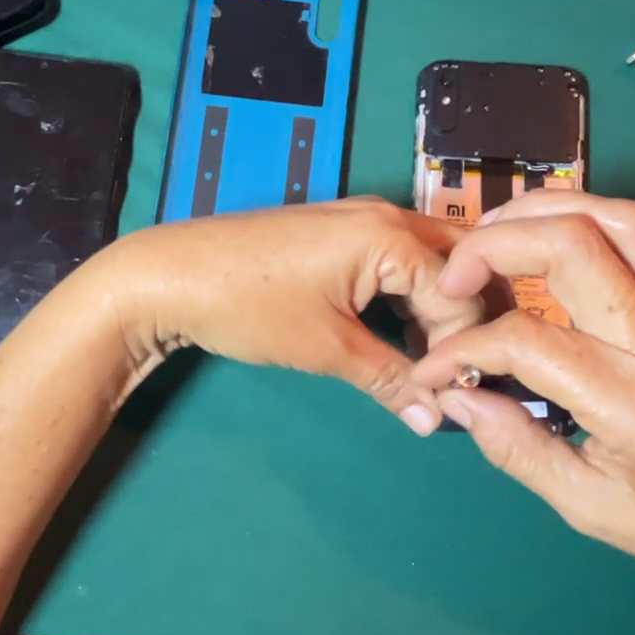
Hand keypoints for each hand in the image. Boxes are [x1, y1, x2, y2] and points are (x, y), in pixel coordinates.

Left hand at [88, 199, 482, 435]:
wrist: (170, 276)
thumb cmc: (250, 306)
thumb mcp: (326, 348)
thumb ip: (391, 380)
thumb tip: (436, 420)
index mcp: (391, 235)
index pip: (459, 292)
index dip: (464, 346)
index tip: (458, 392)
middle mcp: (385, 215)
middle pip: (455, 266)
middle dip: (464, 318)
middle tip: (460, 370)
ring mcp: (360, 219)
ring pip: (427, 262)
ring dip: (436, 309)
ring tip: (431, 361)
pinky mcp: (338, 232)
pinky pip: (396, 259)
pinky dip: (407, 296)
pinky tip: (401, 334)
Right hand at [411, 191, 634, 608]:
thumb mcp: (589, 510)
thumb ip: (516, 450)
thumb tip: (456, 396)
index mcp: (633, 404)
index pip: (530, 342)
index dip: (463, 348)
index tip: (431, 369)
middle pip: (573, 247)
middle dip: (493, 248)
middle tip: (451, 281)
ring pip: (611, 220)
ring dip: (539, 212)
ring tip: (486, 238)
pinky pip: (634, 235)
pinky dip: (578, 217)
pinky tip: (539, 238)